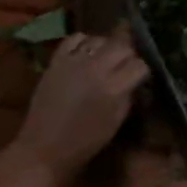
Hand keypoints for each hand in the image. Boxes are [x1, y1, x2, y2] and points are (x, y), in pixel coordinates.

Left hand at [10, 32, 148, 185]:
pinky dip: (84, 42)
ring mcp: (74, 61)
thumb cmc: (84, 142)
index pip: (139, 65)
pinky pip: (74, 38)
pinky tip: (86, 53)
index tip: (139, 79)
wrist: (44, 147)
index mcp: (113, 88)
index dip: (142, 72)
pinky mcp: (56, 60)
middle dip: (128, 56)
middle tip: (124, 68)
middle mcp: (96, 68)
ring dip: (107, 48)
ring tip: (105, 60)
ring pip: (100, 39)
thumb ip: (127, 97)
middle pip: (122, 47)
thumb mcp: (115, 122)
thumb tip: (134, 82)